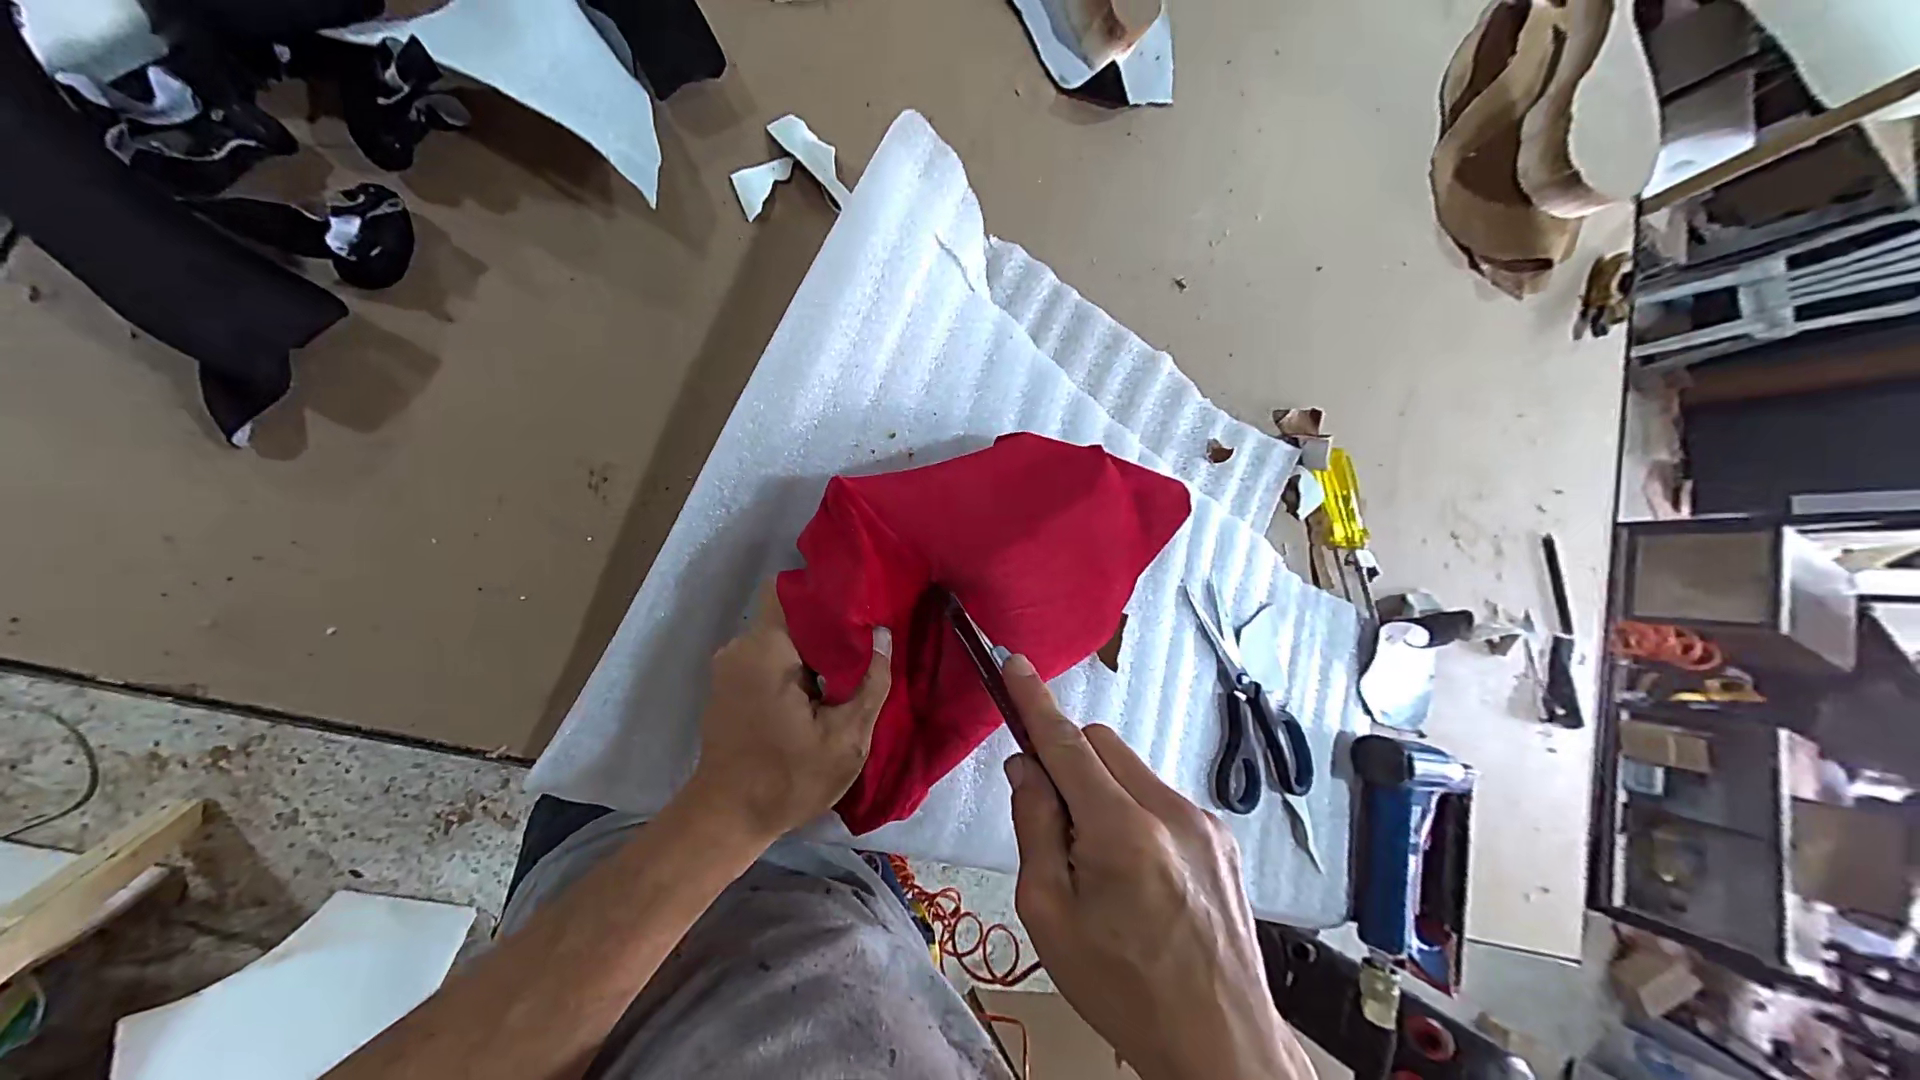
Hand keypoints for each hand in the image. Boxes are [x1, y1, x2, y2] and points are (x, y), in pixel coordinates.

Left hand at [680, 583, 892, 839]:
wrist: (727, 820)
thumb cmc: (788, 779)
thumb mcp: (846, 738)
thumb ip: (871, 682)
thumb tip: (883, 636)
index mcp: (764, 650)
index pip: (791, 590)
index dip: (828, 593)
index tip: (862, 607)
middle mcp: (740, 648)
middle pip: (790, 615)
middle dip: (828, 627)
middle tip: (867, 642)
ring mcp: (729, 667)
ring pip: (781, 638)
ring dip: (813, 651)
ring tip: (849, 668)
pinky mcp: (728, 686)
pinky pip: (768, 658)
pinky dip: (795, 667)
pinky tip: (820, 690)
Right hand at [1001, 655, 1312, 1079]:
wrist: (1220, 1047)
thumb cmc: (1121, 989)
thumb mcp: (1049, 915)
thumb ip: (1034, 826)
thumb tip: (1026, 766)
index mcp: (1122, 833)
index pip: (1066, 743)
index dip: (1035, 701)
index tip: (1015, 664)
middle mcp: (1170, 811)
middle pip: (1101, 743)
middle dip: (1068, 759)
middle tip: (1052, 814)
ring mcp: (1202, 821)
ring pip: (1130, 766)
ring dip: (1101, 786)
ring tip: (1100, 856)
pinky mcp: (1220, 835)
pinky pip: (1159, 793)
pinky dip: (1132, 806)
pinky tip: (1136, 867)